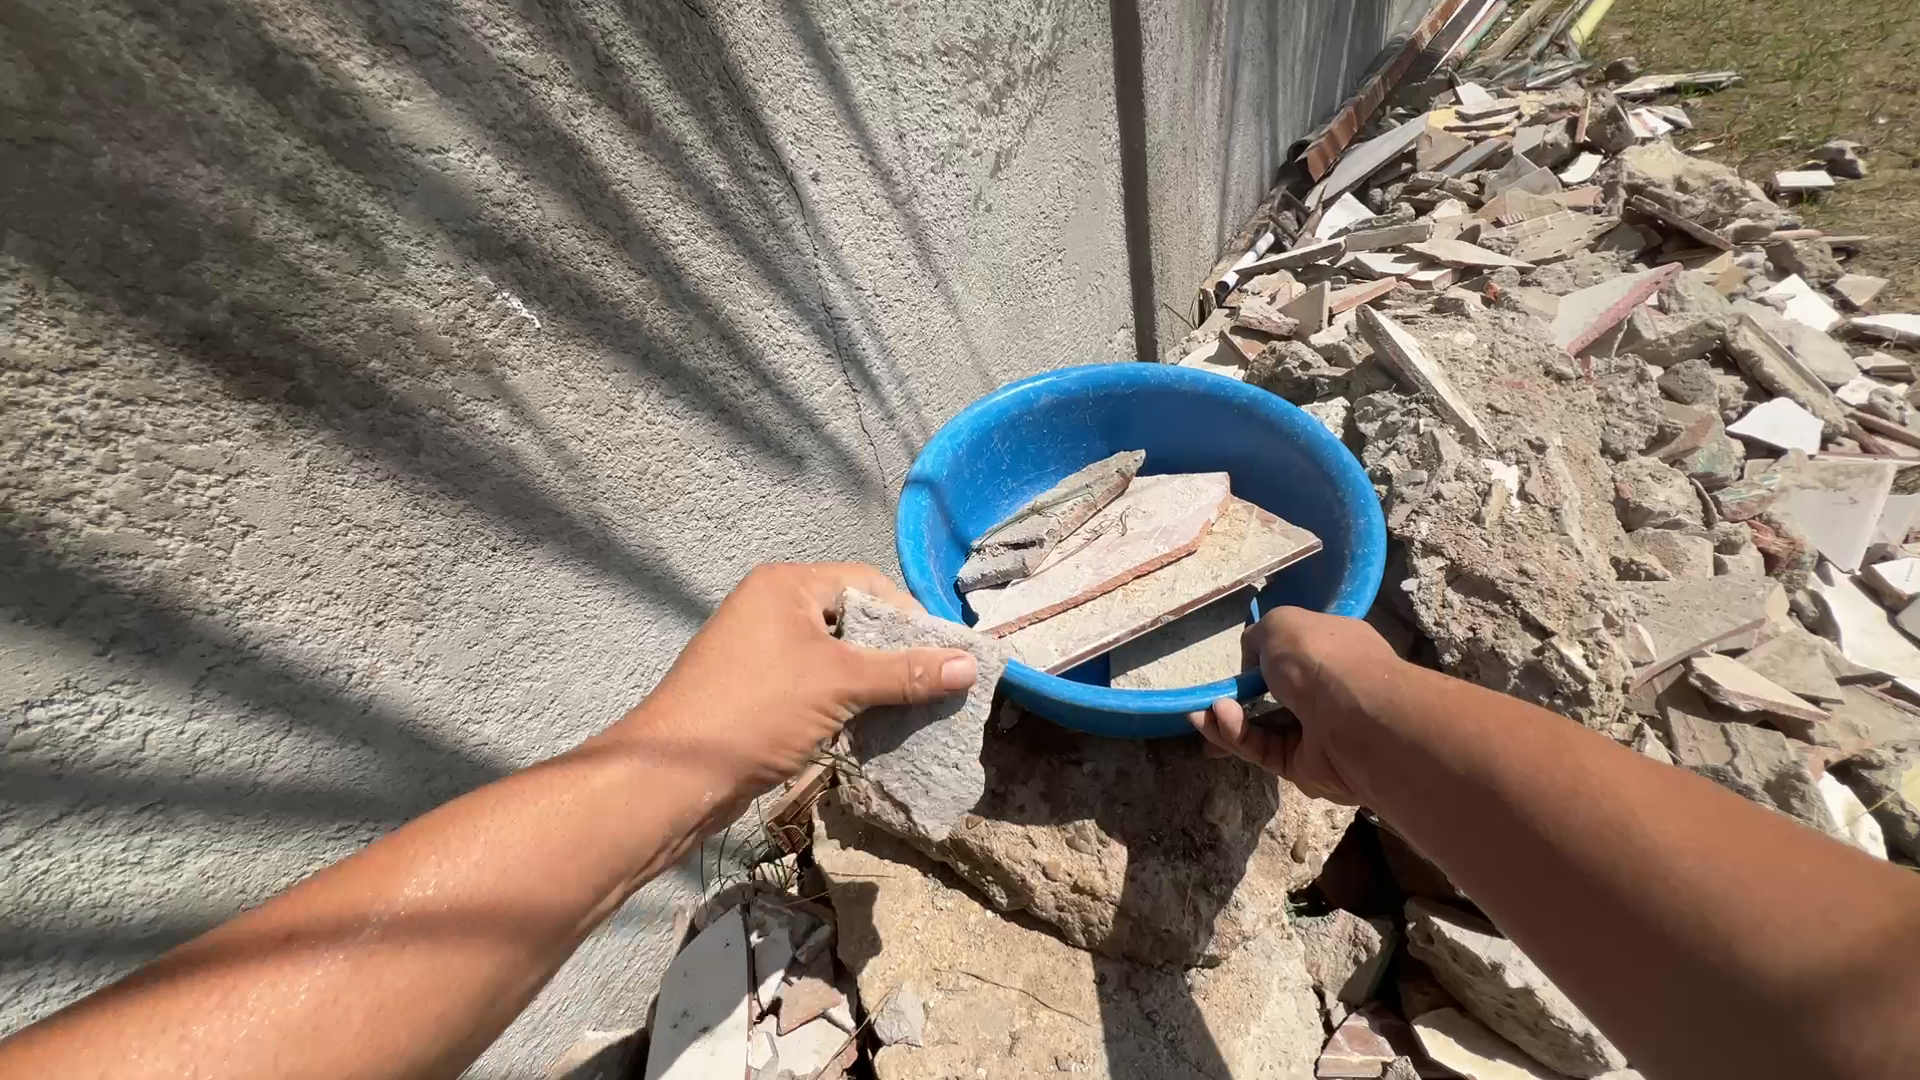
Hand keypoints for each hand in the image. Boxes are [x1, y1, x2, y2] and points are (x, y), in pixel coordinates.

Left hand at [624, 563, 977, 801]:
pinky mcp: (758, 686)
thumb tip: (969, 664)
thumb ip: (905, 672)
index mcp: (786, 585)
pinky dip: (846, 697)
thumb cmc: (756, 710)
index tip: (942, 653)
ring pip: (835, 653)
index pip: (866, 583)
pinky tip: (872, 721)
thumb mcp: (839, 685)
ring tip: (911, 703)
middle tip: (933, 679)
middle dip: (892, 649)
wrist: (673, 777)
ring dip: (871, 677)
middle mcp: (773, 606)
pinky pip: (816, 680)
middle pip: (852, 618)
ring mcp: (762, 647)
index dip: (908, 615)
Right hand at [1186, 606, 1401, 804]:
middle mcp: (1330, 692)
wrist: (1355, 717)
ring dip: (1227, 717)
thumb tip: (1254, 656)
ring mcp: (1318, 732)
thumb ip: (1260, 635)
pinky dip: (1235, 735)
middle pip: (1274, 695)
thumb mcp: (1281, 623)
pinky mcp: (1303, 766)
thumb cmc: (1321, 658)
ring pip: (1261, 726)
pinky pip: (1261, 749)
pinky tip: (1215, 719)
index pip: (1297, 654)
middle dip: (1237, 695)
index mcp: (1335, 651)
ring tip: (1200, 710)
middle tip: (1207, 693)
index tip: (1238, 661)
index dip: (1265, 656)